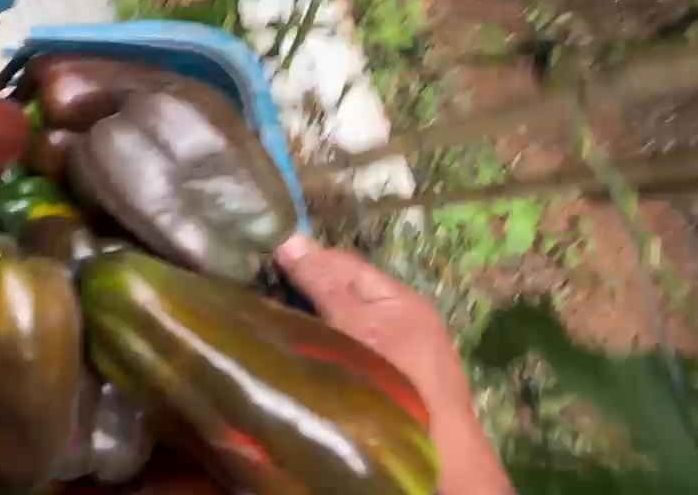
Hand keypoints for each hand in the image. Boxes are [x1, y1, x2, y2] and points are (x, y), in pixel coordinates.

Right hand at [275, 234, 512, 494]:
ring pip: (334, 315)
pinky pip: (338, 340)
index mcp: (397, 298)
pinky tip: (293, 344)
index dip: (302, 259)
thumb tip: (289, 238)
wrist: (438, 459)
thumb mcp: (356, 323)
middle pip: (337, 288)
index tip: (259, 261)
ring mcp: (389, 347)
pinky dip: (315, 337)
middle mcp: (396, 317)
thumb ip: (323, 282)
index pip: (339, 261)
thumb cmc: (397, 379)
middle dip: (301, 288)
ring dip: (305, 315)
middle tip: (259, 292)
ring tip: (269, 316)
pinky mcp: (378, 373)